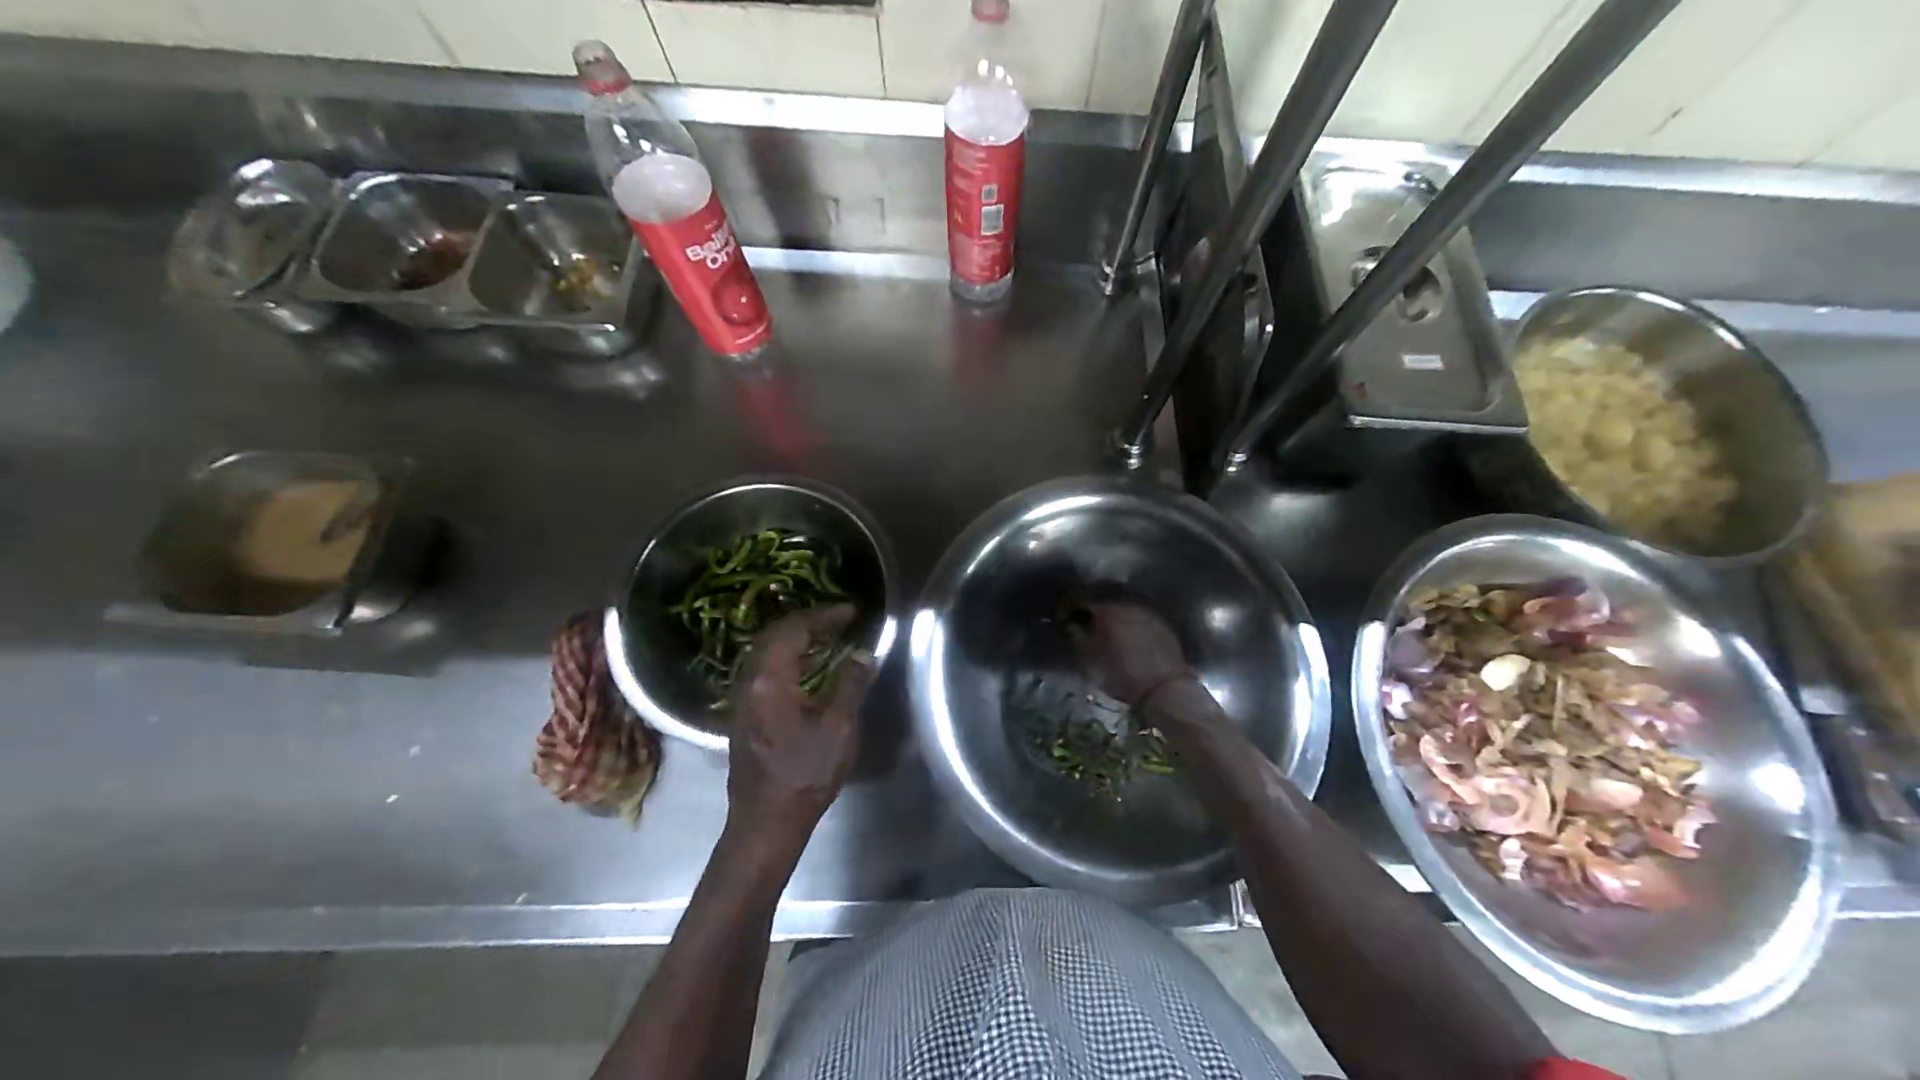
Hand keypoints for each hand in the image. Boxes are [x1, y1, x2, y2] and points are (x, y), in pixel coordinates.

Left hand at [726, 604, 876, 836]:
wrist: (766, 822)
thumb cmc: (805, 775)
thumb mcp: (838, 728)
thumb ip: (850, 684)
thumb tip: (863, 654)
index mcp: (770, 680)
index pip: (795, 630)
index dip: (824, 615)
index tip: (851, 611)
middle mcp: (748, 682)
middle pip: (774, 635)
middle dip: (807, 621)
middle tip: (839, 620)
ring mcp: (742, 699)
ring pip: (765, 652)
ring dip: (795, 638)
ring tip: (827, 638)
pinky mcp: (744, 714)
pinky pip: (763, 669)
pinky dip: (786, 657)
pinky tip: (807, 668)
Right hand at [1060, 597, 1193, 706]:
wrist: (1165, 689)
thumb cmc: (1121, 673)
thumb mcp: (1088, 657)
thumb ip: (1075, 635)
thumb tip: (1070, 624)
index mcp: (1107, 608)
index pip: (1080, 597)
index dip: (1066, 607)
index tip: (1060, 620)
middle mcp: (1129, 603)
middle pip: (1102, 599)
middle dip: (1088, 609)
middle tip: (1079, 623)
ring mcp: (1148, 612)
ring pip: (1121, 606)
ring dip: (1109, 615)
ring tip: (1102, 630)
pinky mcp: (1162, 625)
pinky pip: (1137, 616)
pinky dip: (1126, 622)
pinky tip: (1124, 636)